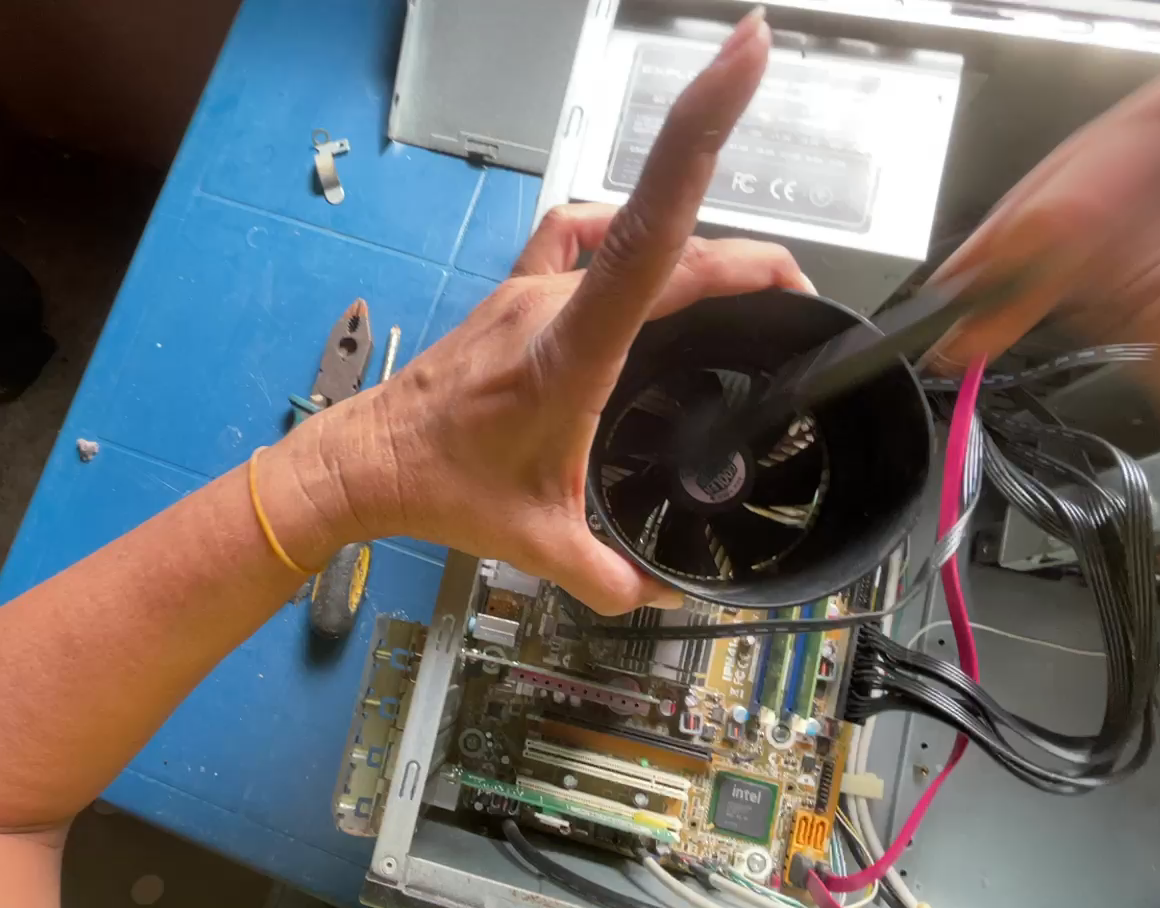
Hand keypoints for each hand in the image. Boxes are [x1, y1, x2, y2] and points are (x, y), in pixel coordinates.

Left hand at [308, 10, 810, 614]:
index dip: (699, 140)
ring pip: (623, 233)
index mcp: (570, 355)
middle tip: (790, 296)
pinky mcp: (512, 297)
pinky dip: (613, 235)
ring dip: (684, 242)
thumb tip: (665, 595)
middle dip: (746, 256)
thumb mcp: (536, 544)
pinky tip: (631, 262)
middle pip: (666, 241)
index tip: (746, 59)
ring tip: (730, 285)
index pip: (651, 237)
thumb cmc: (442, 489)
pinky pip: (571, 238)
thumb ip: (610, 578)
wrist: (369, 460)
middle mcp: (551, 304)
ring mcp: (527, 292)